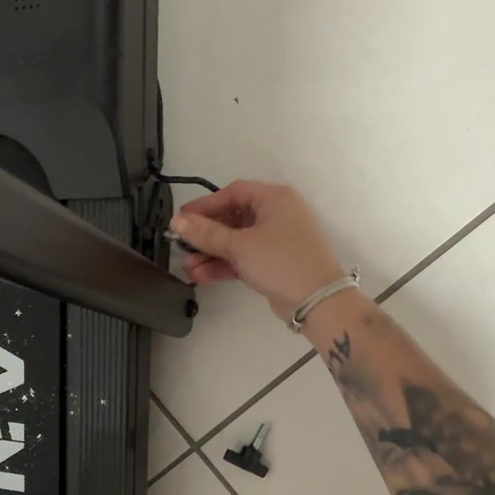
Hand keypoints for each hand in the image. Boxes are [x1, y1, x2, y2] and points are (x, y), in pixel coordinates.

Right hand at [170, 181, 348, 322]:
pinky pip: (242, 257)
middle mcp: (276, 214)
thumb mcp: (240, 245)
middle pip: (232, 218)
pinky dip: (224, 265)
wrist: (317, 301)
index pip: (232, 193)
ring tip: (188, 267)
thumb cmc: (281, 261)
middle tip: (182, 245)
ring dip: (211, 253)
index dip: (204, 206)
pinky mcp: (272, 262)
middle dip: (205, 234)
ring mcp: (275, 240)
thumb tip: (177, 221)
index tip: (181, 219)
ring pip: (235, 241)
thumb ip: (206, 233)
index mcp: (274, 198)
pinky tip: (201, 275)